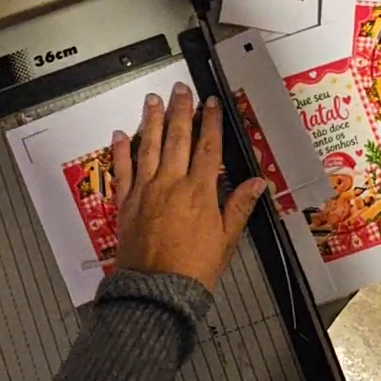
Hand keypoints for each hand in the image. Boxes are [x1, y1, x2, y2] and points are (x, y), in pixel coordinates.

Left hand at [111, 81, 268, 290]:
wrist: (156, 292)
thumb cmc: (195, 269)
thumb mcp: (226, 240)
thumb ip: (239, 207)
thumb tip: (260, 181)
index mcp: (199, 192)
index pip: (207, 148)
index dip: (210, 123)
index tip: (211, 102)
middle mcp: (171, 184)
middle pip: (177, 139)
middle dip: (180, 111)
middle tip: (180, 88)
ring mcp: (145, 191)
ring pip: (149, 148)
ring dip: (152, 121)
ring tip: (153, 100)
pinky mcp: (125, 203)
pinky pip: (121, 171)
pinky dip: (121, 151)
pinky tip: (120, 134)